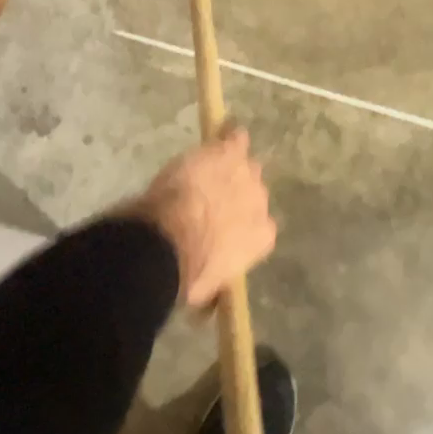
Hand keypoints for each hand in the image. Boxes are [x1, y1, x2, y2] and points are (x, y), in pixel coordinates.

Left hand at [132, 129, 275, 307]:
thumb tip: (209, 302)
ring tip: (209, 167)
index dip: (239, 223)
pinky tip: (220, 131)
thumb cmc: (188, 272)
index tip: (222, 225)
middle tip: (209, 198)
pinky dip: (227, 134)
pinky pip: (234, 137)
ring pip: (244, 163)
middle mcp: (261, 202)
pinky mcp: (227, 152)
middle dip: (235, 194)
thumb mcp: (207, 288)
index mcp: (262, 237)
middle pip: (253, 190)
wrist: (170, 242)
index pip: (260, 225)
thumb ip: (216, 281)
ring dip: (229, 166)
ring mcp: (245, 174)